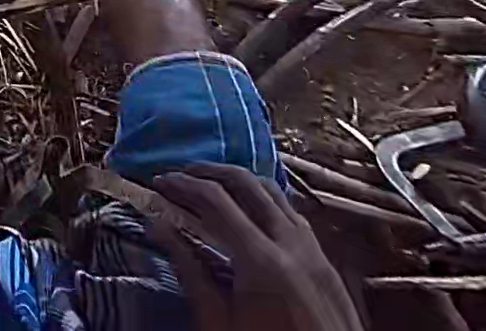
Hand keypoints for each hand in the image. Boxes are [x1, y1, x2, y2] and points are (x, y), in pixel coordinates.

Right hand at [151, 164, 364, 330]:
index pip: (214, 198)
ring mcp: (316, 253)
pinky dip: (265, 201)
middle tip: (181, 176)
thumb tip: (157, 226)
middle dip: (207, 171)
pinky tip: (248, 214)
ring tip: (212, 187)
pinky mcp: (328, 265)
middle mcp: (292, 246)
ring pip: (273, 192)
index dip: (182, 183)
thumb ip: (189, 269)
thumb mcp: (219, 322)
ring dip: (238, 182)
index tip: (159, 182)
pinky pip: (293, 215)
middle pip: (245, 182)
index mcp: (262, 260)